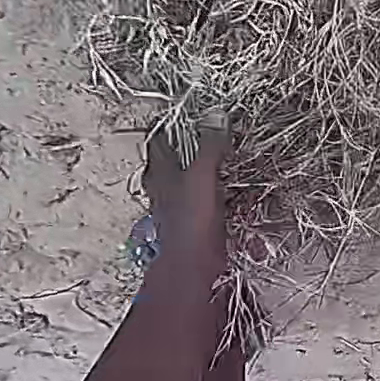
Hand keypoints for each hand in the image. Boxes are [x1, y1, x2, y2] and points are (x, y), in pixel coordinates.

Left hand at [143, 121, 226, 246]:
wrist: (192, 264)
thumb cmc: (191, 220)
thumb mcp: (203, 176)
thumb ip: (210, 146)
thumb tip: (216, 116)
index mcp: (161, 174)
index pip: (159, 143)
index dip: (168, 128)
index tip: (183, 116)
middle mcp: (163, 190)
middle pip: (166, 164)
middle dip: (179, 151)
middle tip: (195, 139)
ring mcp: (175, 208)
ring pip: (180, 183)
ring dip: (192, 173)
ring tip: (209, 163)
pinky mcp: (191, 224)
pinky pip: (198, 202)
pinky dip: (208, 195)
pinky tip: (220, 195)